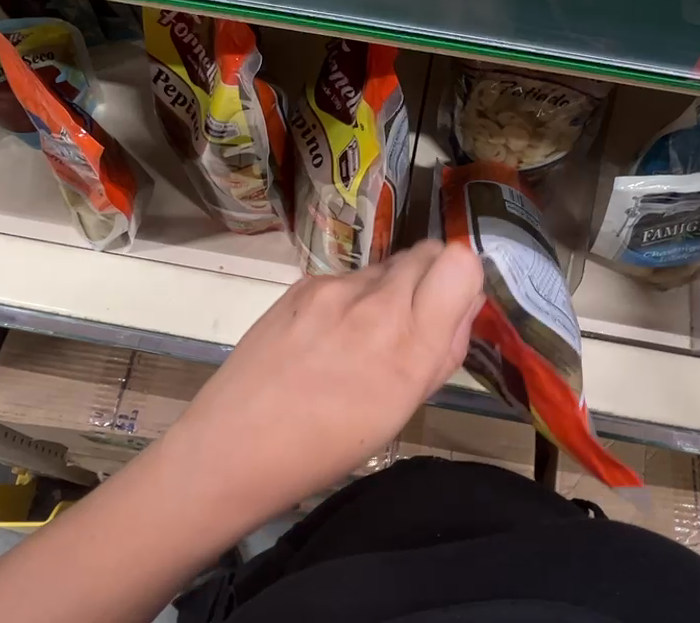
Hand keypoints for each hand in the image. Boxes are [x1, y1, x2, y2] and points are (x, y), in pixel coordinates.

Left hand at [151, 239, 484, 527]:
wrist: (234, 446)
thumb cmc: (327, 446)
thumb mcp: (402, 410)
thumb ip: (442, 351)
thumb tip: (464, 305)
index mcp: (410, 346)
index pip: (459, 261)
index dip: (462, 276)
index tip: (451, 302)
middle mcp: (377, 303)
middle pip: (427, 252)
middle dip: (430, 278)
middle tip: (411, 318)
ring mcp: (336, 288)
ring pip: (387, 266)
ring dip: (388, 290)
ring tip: (359, 336)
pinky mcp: (303, 283)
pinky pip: (348, 277)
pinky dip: (350, 297)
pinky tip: (325, 336)